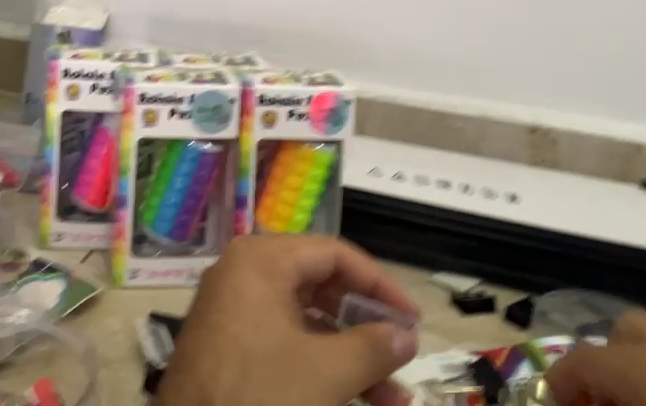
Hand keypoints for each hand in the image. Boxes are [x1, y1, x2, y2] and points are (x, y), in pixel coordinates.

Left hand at [156, 235, 419, 405]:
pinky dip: (322, 366)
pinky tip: (357, 397)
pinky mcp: (232, 346)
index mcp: (261, 260)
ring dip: (352, 356)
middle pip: (321, 286)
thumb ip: (371, 348)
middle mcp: (245, 274)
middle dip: (367, 328)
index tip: (413, 321)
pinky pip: (287, 342)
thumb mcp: (325, 373)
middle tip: (405, 358)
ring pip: (308, 321)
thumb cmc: (259, 395)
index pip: (333, 253)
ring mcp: (235, 310)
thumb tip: (405, 335)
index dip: (379, 286)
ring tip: (394, 398)